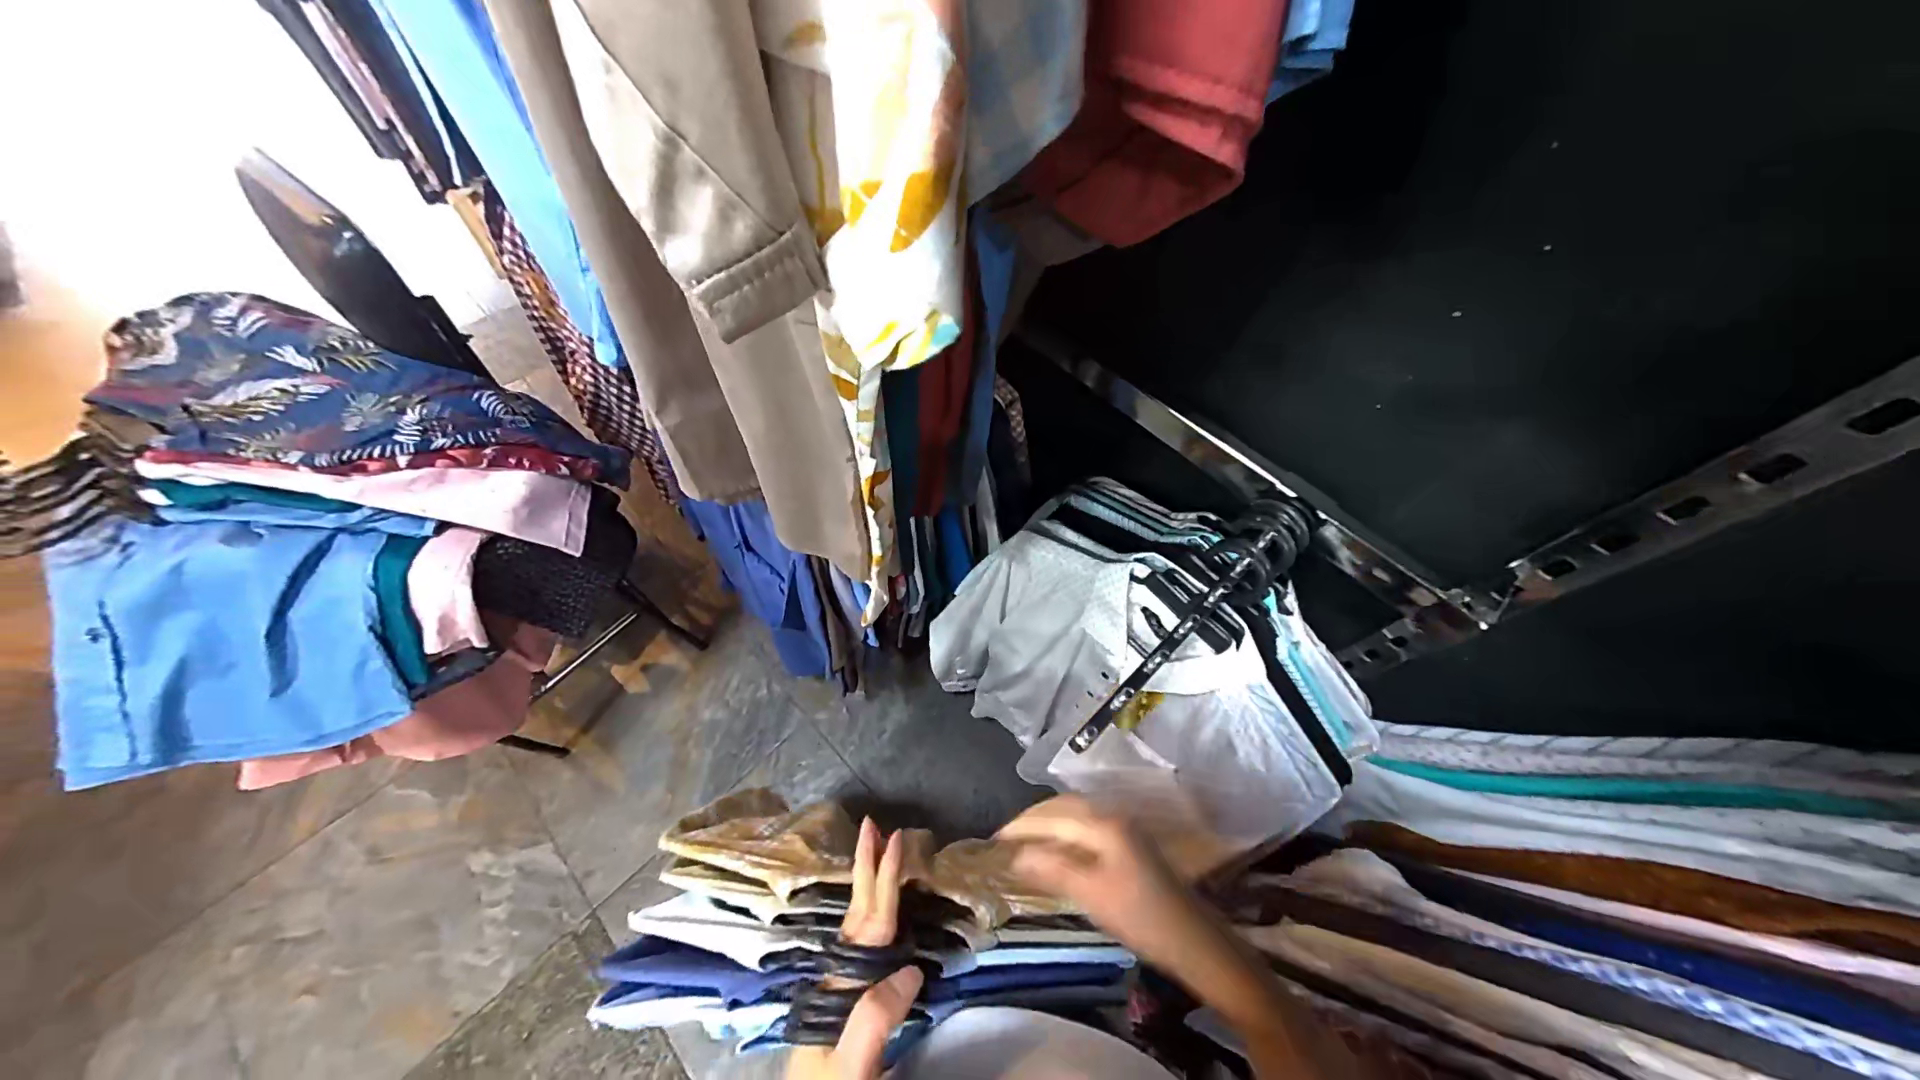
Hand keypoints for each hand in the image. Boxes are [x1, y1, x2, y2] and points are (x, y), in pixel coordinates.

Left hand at [785, 818, 924, 1079]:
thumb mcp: (849, 1067)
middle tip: (876, 825)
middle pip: (859, 911)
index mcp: (843, 984)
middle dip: (867, 866)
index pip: (869, 920)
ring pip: (859, 923)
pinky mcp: (849, 1000)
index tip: (893, 839)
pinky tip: (881, 913)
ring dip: (870, 885)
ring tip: (880, 854)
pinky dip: (875, 914)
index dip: (882, 877)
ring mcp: (842, 986)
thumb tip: (910, 968)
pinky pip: (865, 943)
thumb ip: (874, 1020)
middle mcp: (840, 976)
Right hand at [995, 795, 1214, 970]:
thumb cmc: (1141, 918)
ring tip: (1025, 841)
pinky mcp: (1130, 843)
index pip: (1052, 814)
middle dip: (1033, 819)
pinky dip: (1065, 830)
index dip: (1022, 825)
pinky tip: (1057, 848)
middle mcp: (1113, 815)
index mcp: (1103, 824)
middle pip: (1064, 806)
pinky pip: (1087, 825)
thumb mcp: (1091, 895)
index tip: (994, 840)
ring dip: (1049, 822)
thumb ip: (1052, 869)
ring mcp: (1124, 828)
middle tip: (1005, 838)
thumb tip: (1014, 855)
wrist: (1196, 941)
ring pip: (1076, 814)